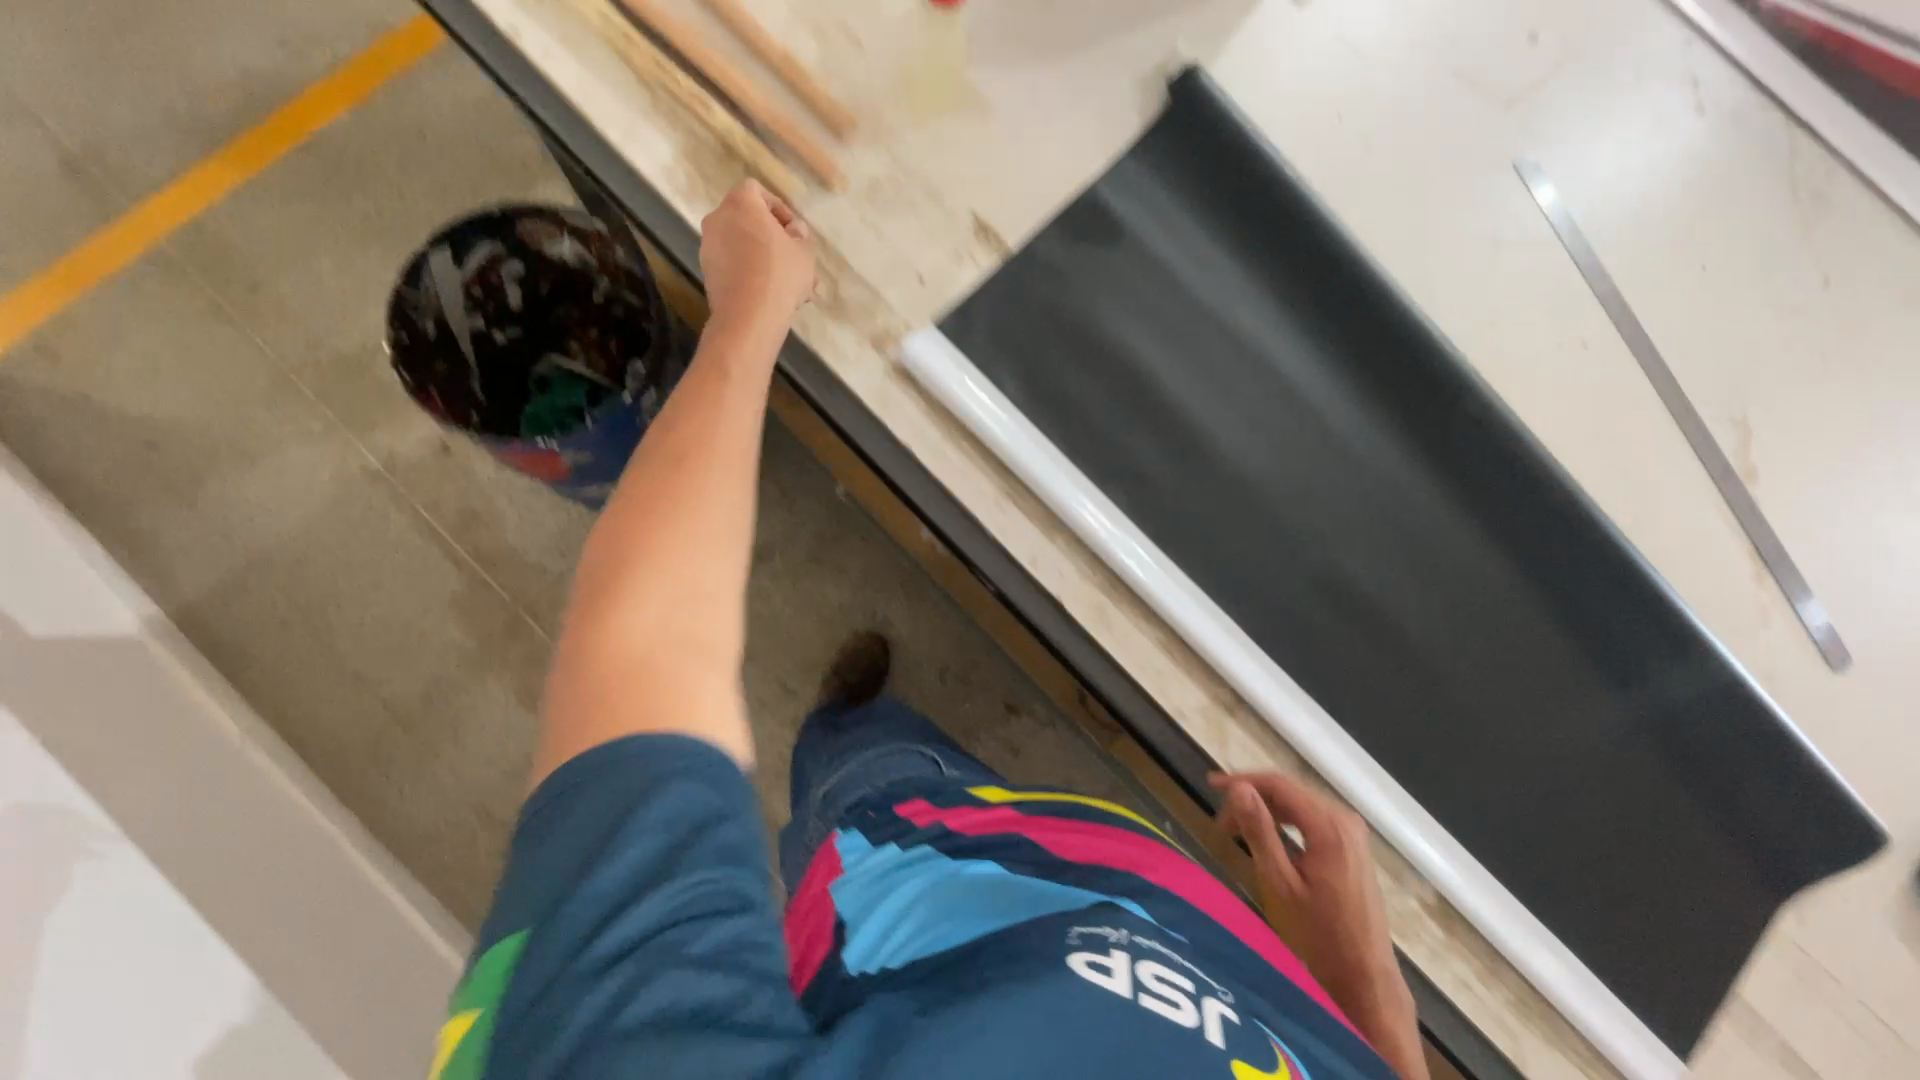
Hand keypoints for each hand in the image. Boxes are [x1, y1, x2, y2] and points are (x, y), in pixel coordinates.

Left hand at [699, 180, 815, 337]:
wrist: (749, 316)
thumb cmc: (780, 274)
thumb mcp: (804, 252)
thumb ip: (800, 236)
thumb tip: (794, 231)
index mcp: (741, 204)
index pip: (756, 190)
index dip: (778, 207)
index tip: (793, 231)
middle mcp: (718, 219)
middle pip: (747, 219)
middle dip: (771, 236)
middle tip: (792, 257)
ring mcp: (708, 247)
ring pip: (741, 245)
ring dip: (762, 258)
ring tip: (787, 283)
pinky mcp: (707, 272)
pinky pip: (733, 264)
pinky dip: (749, 272)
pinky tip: (769, 294)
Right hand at [1211, 771, 1424, 1077]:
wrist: (1363, 975)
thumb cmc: (1316, 934)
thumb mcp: (1279, 883)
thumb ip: (1259, 831)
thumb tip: (1238, 789)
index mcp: (1328, 826)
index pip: (1279, 784)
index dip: (1242, 781)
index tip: (1210, 785)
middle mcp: (1345, 821)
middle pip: (1290, 792)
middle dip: (1253, 798)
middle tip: (1222, 823)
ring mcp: (1353, 834)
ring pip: (1301, 806)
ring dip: (1268, 811)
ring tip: (1237, 831)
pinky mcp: (1353, 848)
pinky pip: (1313, 821)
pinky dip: (1286, 824)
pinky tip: (1268, 840)